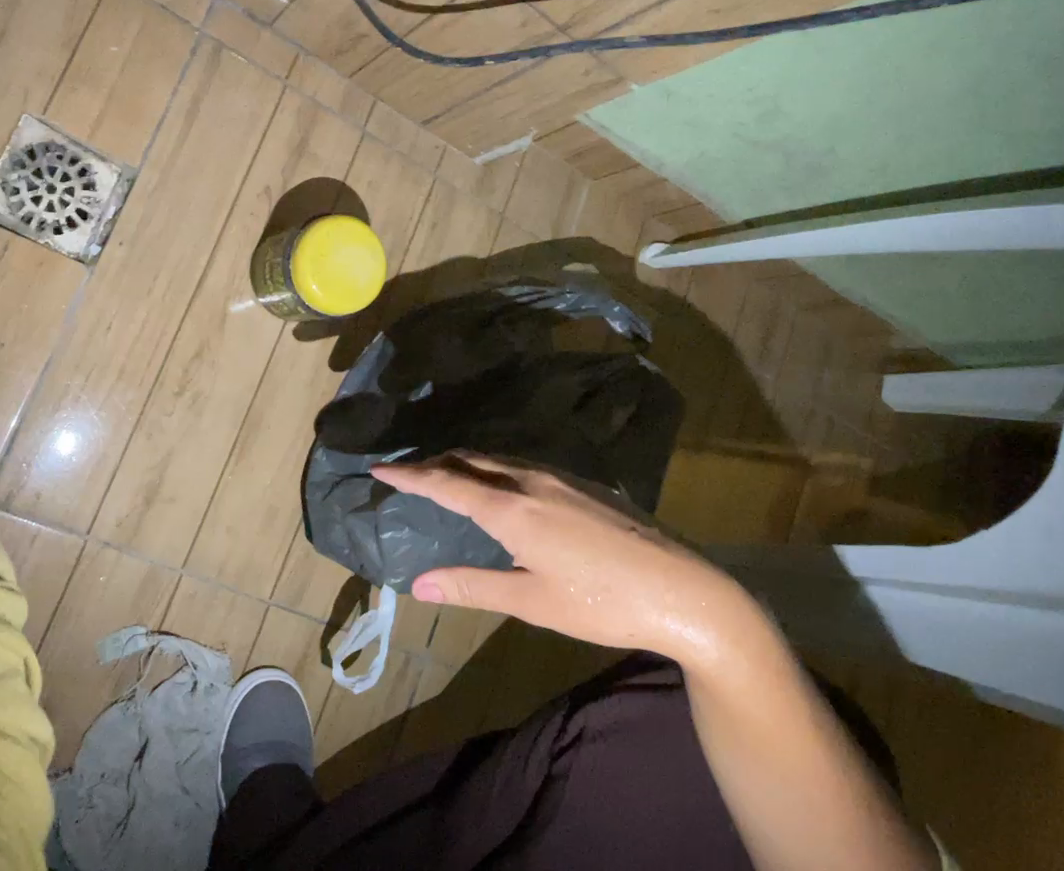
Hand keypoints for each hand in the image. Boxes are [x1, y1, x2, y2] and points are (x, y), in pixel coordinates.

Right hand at [372, 452, 765, 669]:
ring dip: (465, 463)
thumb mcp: (531, 602)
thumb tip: (418, 584)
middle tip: (406, 472)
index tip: (379, 468)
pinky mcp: (586, 486)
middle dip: (433, 463)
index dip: (409, 475)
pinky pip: (524, 466)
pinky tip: (501, 489)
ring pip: (499, 460)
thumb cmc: (601, 603)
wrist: (685, 592)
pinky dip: (495, 469)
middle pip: (470, 460)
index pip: (446, 483)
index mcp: (512, 509)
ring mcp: (563, 479)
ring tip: (446, 476)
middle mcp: (532, 482)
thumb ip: (471, 587)